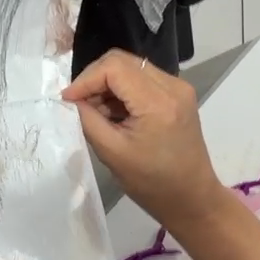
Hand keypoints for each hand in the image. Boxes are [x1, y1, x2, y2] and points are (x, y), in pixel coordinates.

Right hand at [63, 49, 224, 224]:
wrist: (192, 198)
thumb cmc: (152, 182)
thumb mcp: (111, 152)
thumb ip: (88, 119)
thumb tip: (71, 100)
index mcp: (158, 103)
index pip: (114, 68)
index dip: (85, 79)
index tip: (68, 100)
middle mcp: (172, 86)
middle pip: (122, 60)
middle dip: (94, 79)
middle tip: (80, 105)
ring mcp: (178, 88)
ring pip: (131, 67)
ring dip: (107, 84)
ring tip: (96, 112)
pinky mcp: (177, 94)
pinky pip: (141, 78)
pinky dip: (121, 90)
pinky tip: (114, 112)